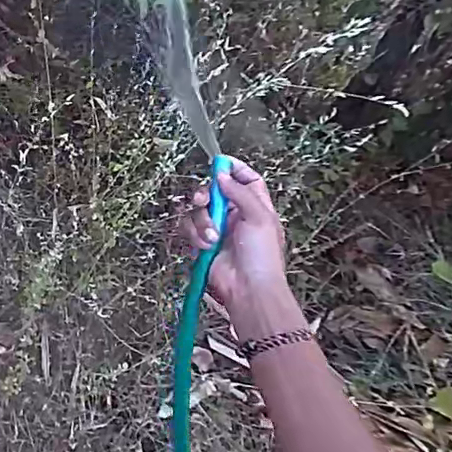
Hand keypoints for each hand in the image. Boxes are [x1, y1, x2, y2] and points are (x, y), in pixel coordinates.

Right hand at [179, 158, 298, 339]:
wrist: (248, 289)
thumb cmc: (262, 256)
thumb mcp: (259, 217)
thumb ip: (239, 191)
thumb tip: (222, 174)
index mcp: (255, 206)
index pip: (246, 179)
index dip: (234, 169)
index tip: (219, 163)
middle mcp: (235, 215)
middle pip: (214, 191)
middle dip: (205, 194)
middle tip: (203, 200)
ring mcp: (218, 229)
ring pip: (197, 210)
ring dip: (201, 221)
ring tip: (212, 237)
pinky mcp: (202, 242)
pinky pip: (189, 228)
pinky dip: (196, 235)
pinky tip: (207, 246)